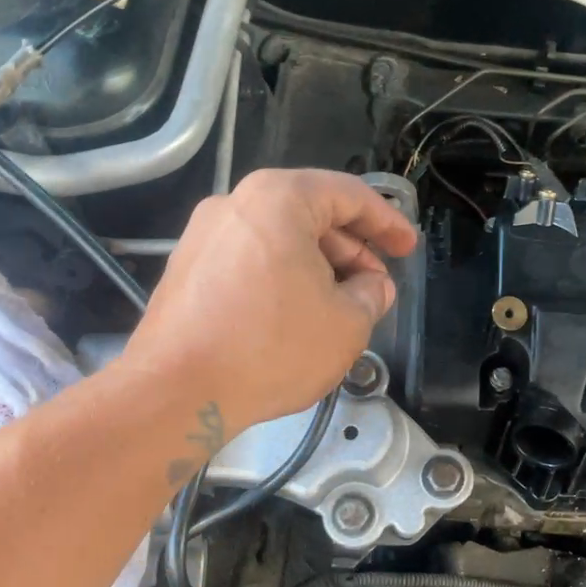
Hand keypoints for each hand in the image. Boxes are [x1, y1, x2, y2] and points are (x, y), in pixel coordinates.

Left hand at [126, 169, 417, 430]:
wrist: (178, 391)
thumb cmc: (272, 348)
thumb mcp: (346, 324)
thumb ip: (372, 295)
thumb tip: (372, 285)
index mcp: (279, 200)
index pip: (348, 195)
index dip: (387, 222)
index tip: (408, 247)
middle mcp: (235, 204)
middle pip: (309, 215)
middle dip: (350, 251)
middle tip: (375, 288)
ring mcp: (203, 237)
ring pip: (278, 240)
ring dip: (317, 268)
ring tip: (339, 309)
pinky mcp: (186, 271)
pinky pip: (249, 262)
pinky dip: (281, 280)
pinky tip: (295, 319)